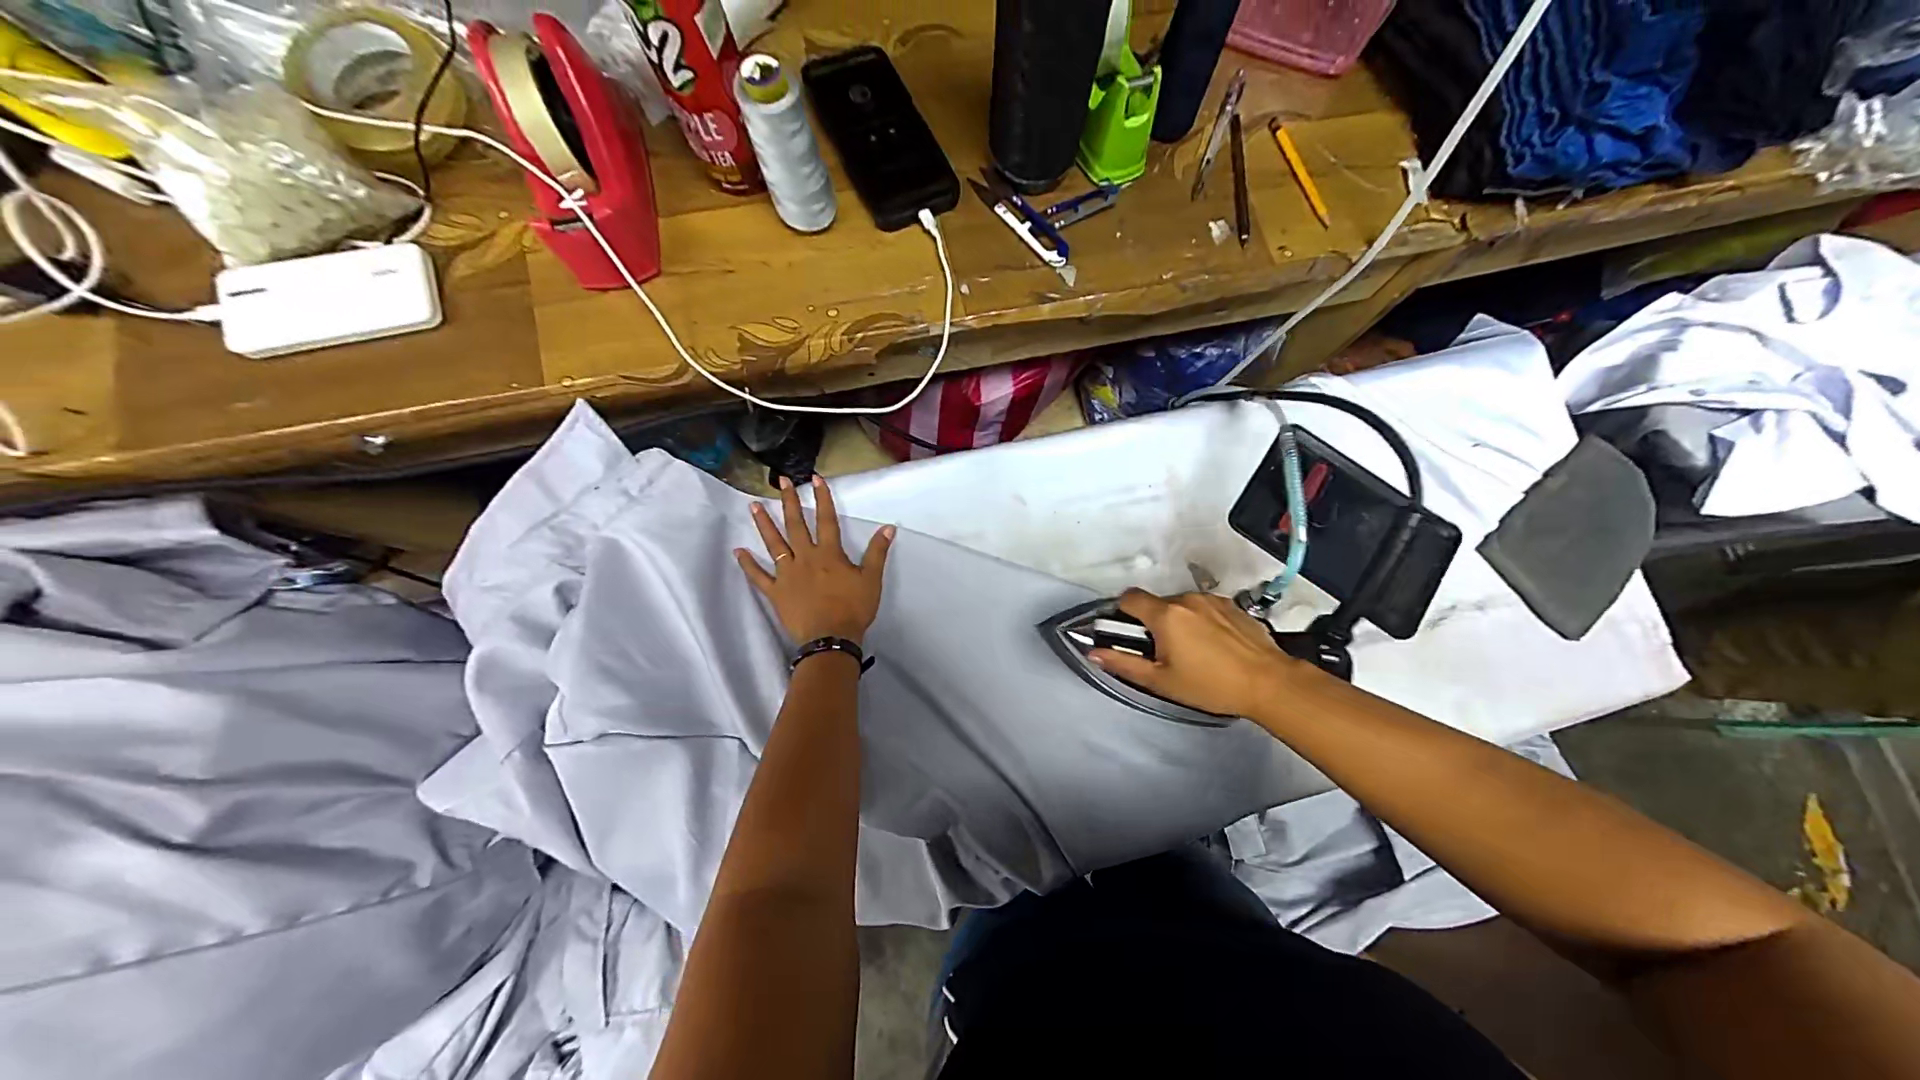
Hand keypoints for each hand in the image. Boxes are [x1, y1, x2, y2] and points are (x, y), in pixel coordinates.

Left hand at [736, 475, 893, 644]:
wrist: (831, 638)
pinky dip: (748, 564)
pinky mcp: (776, 592)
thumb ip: (877, 552)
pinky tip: (738, 551)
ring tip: (754, 505)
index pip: (826, 519)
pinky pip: (758, 576)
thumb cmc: (854, 609)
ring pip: (774, 544)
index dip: (822, 498)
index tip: (814, 478)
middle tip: (781, 482)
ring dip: (764, 524)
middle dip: (789, 501)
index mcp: (829, 554)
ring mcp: (787, 574)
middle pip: (796, 525)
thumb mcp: (872, 579)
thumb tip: (888, 528)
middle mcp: (805, 558)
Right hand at [1089, 589, 1308, 719]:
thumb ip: (1123, 663)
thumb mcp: (1161, 681)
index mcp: (1165, 614)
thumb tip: (1094, 652)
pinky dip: (1201, 621)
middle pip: (1157, 603)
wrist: (1268, 683)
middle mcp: (1187, 599)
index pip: (1129, 598)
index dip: (1122, 613)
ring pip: (1181, 605)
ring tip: (1192, 652)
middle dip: (1154, 623)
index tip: (1128, 634)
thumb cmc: (1210, 685)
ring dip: (1178, 621)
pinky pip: (1204, 608)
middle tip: (1163, 653)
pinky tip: (1213, 646)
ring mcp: (1212, 600)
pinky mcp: (1232, 605)